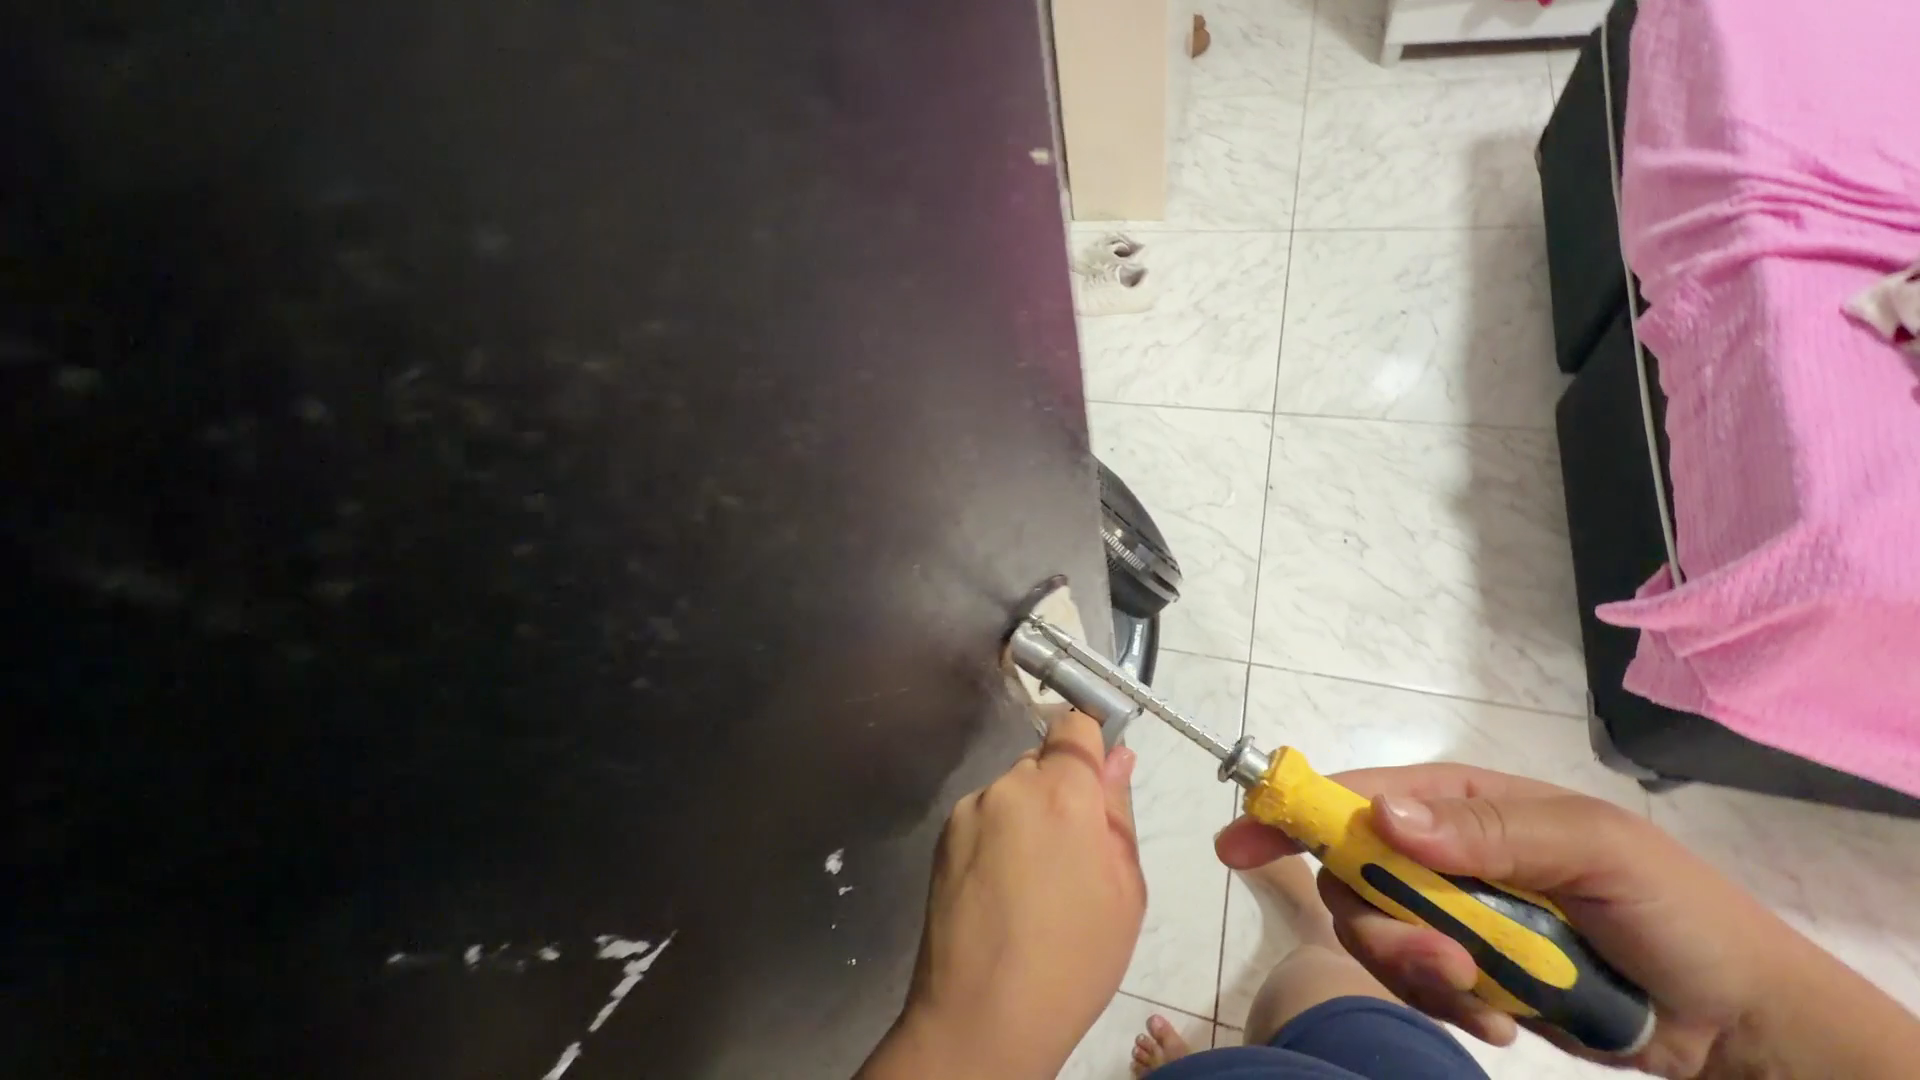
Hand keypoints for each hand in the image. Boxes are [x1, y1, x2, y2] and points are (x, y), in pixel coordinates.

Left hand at [860, 709, 1144, 1079]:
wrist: (981, 1014)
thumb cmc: (1074, 958)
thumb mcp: (1124, 888)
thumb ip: (1117, 811)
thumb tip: (1116, 757)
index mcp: (1062, 793)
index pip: (1074, 725)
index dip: (1089, 743)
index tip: (1098, 777)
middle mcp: (1009, 786)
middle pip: (1041, 760)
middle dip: (1061, 789)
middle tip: (1072, 851)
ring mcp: (969, 810)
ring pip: (1011, 790)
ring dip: (1027, 813)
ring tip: (1032, 880)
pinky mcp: (942, 836)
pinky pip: (983, 816)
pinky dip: (997, 835)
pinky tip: (1000, 887)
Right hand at [1215, 764, 1919, 1078]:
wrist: (1737, 1020)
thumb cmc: (1670, 909)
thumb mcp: (1593, 849)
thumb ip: (1490, 832)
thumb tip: (1384, 820)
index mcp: (1453, 804)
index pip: (1351, 796)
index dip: (1291, 812)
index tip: (1239, 843)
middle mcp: (1433, 852)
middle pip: (1350, 877)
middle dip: (1382, 926)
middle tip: (1444, 963)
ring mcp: (1443, 912)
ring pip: (1372, 935)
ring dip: (1418, 972)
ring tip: (1488, 1000)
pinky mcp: (1459, 968)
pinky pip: (1412, 983)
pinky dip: (1446, 1004)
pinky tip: (1501, 1019)